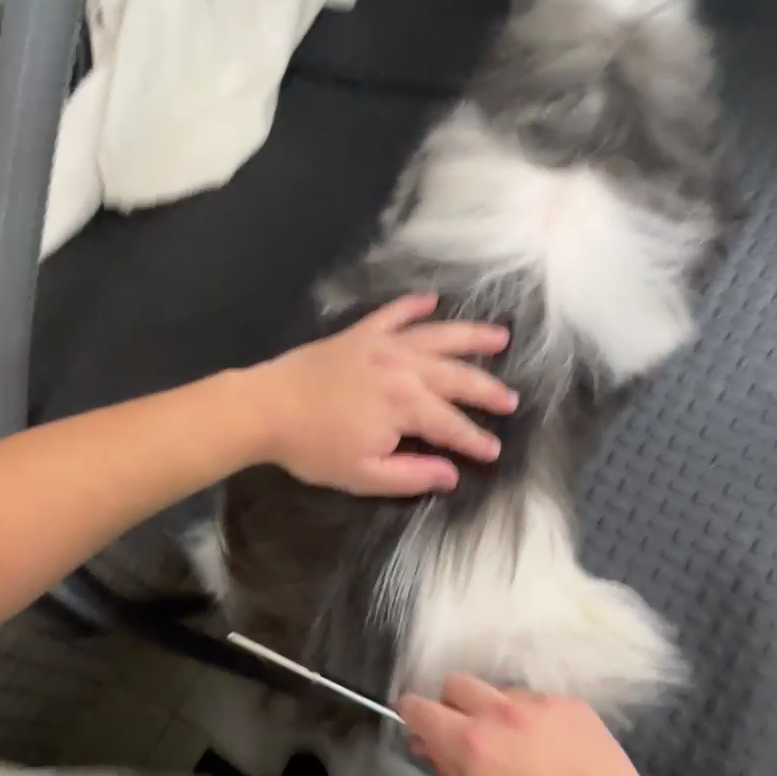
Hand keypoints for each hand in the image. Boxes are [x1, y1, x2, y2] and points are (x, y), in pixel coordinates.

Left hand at [245, 294, 516, 495]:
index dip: (474, 440)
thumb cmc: (313, 447)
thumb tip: (452, 475)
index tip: (493, 452)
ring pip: (437, 336)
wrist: (265, 407)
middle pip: (456, 377)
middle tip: (510, 400)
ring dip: (471, 336)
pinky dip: (413, 306)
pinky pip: (393, 314)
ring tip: (500, 336)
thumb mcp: (363, 475)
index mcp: (406, 405)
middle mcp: (404, 367)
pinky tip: (432, 299)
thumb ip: (412, 476)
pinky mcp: (359, 334)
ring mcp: (382, 344)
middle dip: (486, 390)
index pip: (452, 425)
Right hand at [399, 674, 680, 775]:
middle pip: (456, 682)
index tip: (415, 724)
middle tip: (465, 734)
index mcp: (471, 743)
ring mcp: (539, 703)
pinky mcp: (572, 703)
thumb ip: (448, 772)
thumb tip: (428, 744)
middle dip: (451, 704)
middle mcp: (500, 712)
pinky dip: (533, 718)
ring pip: (499, 691)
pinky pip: (537, 700)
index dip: (410, 713)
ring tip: (517, 747)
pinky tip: (552, 749)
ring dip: (495, 711)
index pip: (419, 707)